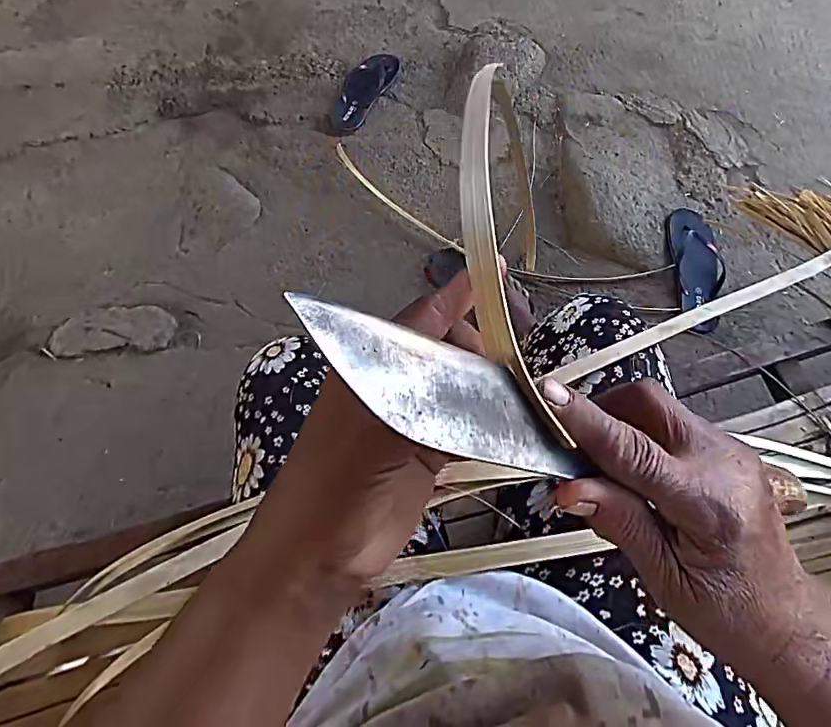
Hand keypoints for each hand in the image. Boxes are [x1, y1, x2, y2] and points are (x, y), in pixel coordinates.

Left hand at [237, 272, 482, 587]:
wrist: (315, 557)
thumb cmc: (335, 485)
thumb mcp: (380, 430)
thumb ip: (428, 395)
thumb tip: (476, 368)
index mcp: (371, 359)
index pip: (425, 315)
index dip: (461, 294)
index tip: (497, 272)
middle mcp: (393, 379)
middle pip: (449, 344)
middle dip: (481, 344)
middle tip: (512, 356)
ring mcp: (411, 414)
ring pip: (460, 381)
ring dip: (487, 380)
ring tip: (515, 385)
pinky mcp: (426, 447)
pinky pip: (465, 418)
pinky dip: (487, 414)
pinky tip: (507, 416)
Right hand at [544, 377, 830, 725]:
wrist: (789, 619)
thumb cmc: (729, 615)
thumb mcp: (665, 580)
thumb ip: (619, 522)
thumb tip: (568, 487)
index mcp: (709, 503)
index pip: (634, 450)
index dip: (587, 420)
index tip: (551, 393)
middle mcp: (725, 461)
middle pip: (649, 401)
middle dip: (604, 408)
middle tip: (574, 444)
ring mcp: (732, 448)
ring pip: (660, 407)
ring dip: (622, 422)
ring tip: (603, 466)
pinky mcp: (730, 446)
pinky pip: (674, 421)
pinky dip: (644, 433)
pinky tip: (637, 472)